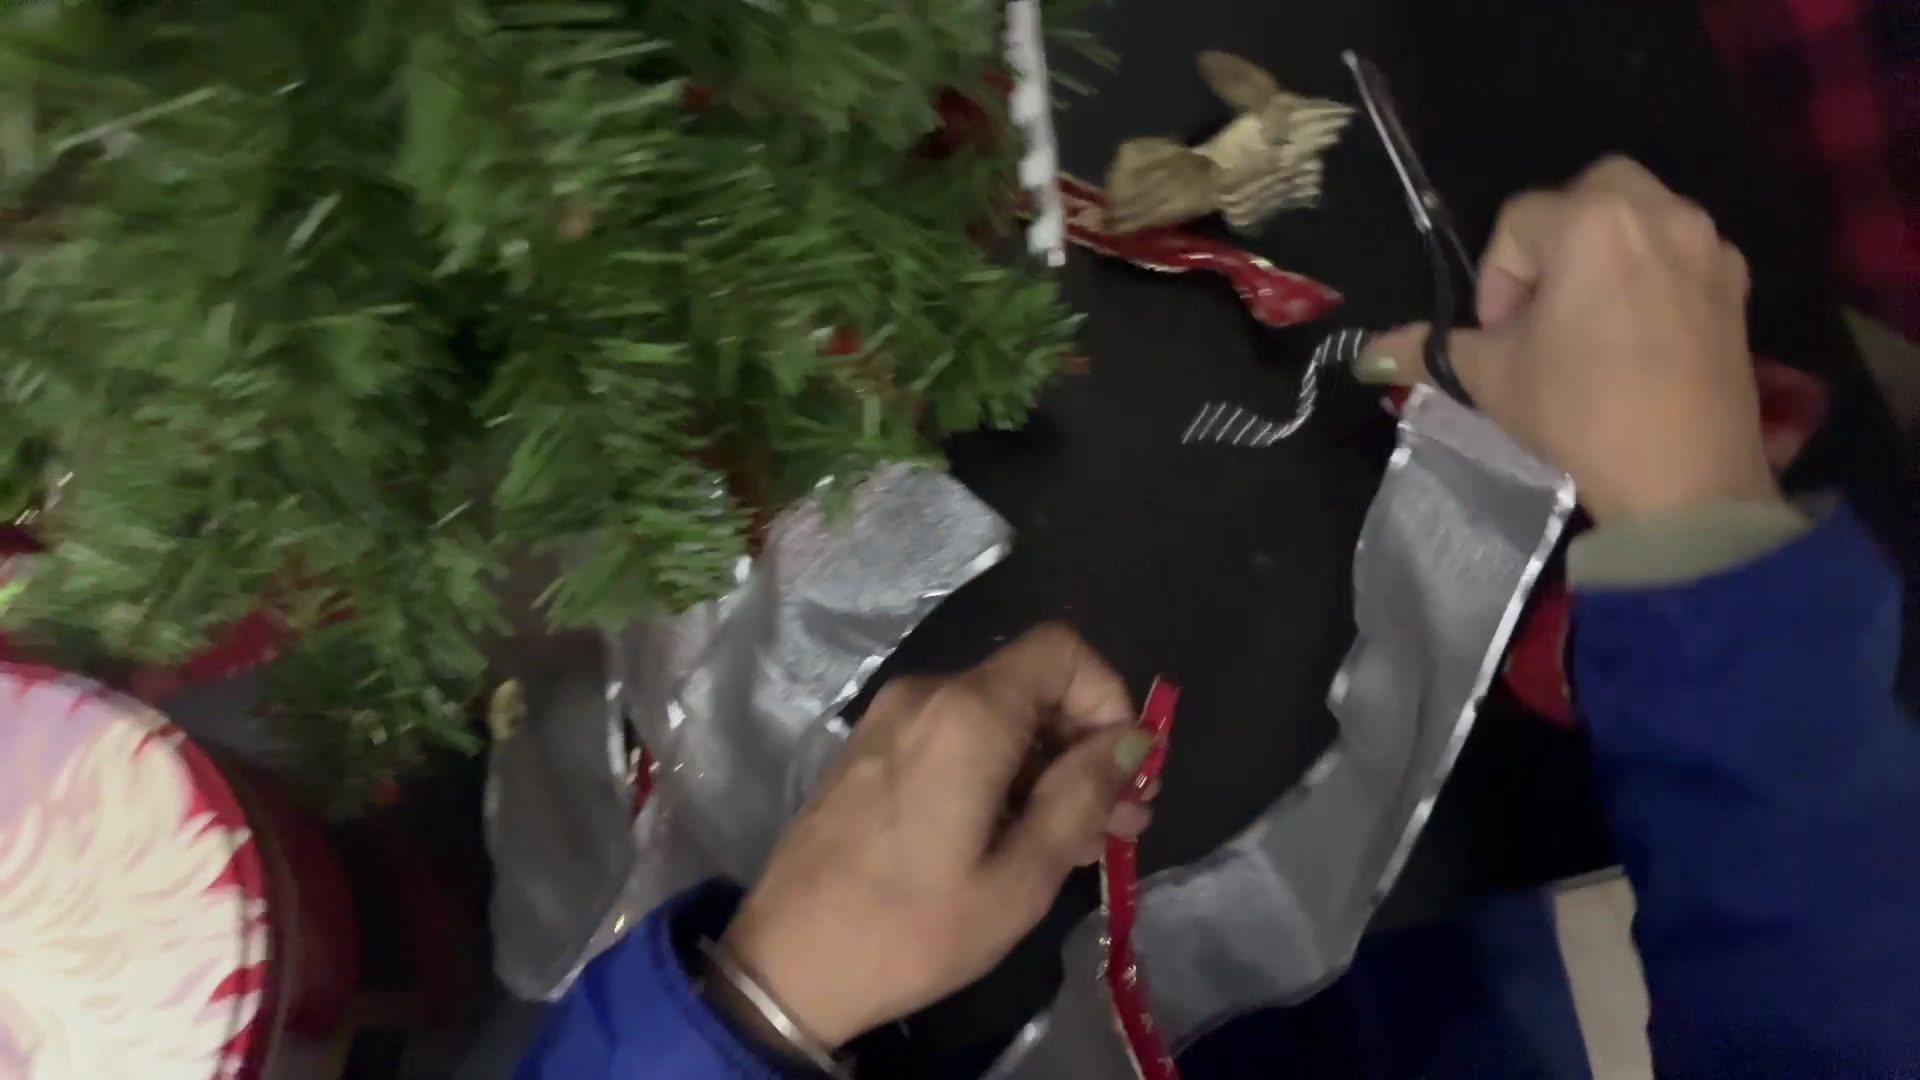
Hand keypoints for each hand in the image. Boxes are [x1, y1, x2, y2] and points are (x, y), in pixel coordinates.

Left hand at [716, 623, 1158, 1049]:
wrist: (785, 960)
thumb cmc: (910, 928)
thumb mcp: (1018, 878)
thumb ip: (1082, 795)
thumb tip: (1132, 740)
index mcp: (966, 713)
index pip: (1061, 650)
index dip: (1107, 696)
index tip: (1121, 768)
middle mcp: (928, 693)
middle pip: (1031, 684)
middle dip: (1084, 743)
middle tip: (1120, 818)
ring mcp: (895, 715)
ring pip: (998, 714)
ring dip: (1046, 764)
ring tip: (1080, 837)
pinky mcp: (877, 743)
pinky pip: (958, 734)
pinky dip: (1001, 768)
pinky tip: (1019, 830)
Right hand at [1358, 157, 1778, 524]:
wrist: (1679, 472)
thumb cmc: (1572, 408)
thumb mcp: (1485, 376)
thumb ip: (1422, 352)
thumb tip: (1364, 355)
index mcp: (1592, 226)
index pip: (1517, 219)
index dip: (1494, 278)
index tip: (1500, 333)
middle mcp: (1660, 215)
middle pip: (1589, 192)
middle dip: (1550, 241)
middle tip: (1538, 310)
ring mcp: (1708, 247)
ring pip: (1638, 217)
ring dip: (1596, 256)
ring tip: (1579, 328)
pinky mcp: (1735, 283)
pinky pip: (1675, 252)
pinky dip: (1641, 275)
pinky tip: (1625, 339)